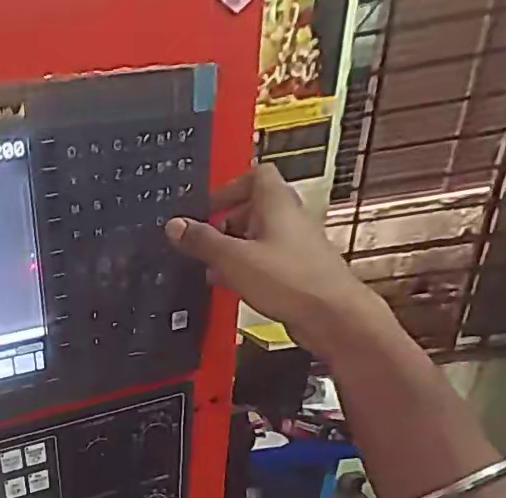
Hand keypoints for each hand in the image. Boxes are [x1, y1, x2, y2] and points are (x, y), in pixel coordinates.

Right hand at [164, 164, 390, 356]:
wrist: (330, 315)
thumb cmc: (289, 279)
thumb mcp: (234, 259)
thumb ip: (203, 242)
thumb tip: (176, 226)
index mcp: (276, 202)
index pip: (254, 175)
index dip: (229, 188)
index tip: (208, 206)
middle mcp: (289, 219)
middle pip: (254, 209)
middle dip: (226, 224)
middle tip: (204, 242)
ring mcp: (296, 247)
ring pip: (259, 239)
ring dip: (235, 251)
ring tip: (213, 269)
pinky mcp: (298, 273)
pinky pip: (267, 264)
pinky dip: (248, 271)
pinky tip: (234, 288)